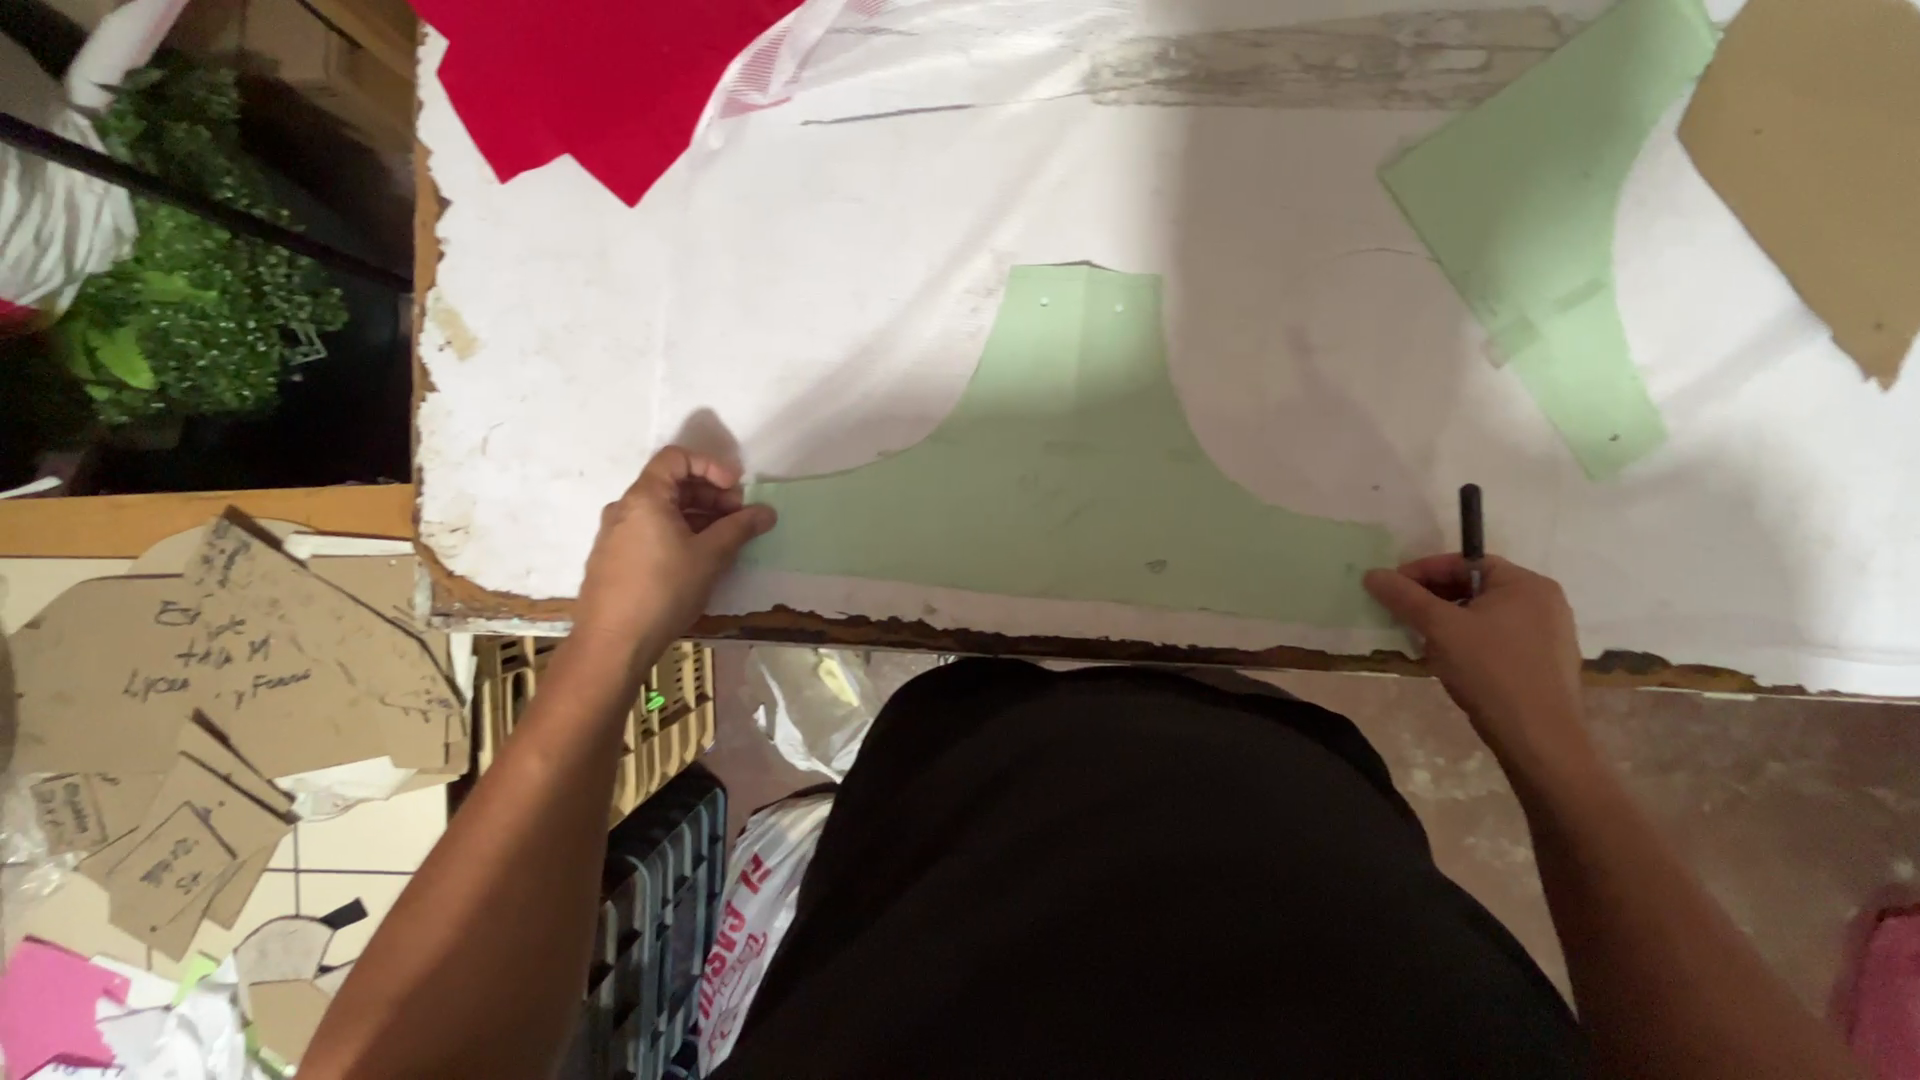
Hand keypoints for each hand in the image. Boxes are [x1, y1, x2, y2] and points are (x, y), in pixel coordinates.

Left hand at [572, 446, 776, 651]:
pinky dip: (679, 532)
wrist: (612, 643)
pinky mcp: (614, 558)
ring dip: (698, 516)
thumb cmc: (663, 590)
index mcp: (645, 497)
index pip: (676, 458)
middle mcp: (625, 508)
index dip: (711, 466)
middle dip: (710, 495)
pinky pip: (651, 531)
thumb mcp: (710, 556)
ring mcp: (615, 534)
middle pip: (671, 484)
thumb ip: (740, 528)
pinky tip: (698, 559)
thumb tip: (767, 511)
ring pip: (663, 510)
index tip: (736, 489)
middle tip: (739, 517)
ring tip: (725, 540)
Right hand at [1363, 554, 1593, 776]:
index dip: (1423, 571)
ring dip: (1447, 622)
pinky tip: (1449, 662)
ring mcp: (1548, 635)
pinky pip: (1497, 638)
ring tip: (1420, 639)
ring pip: (1483, 615)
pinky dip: (1468, 641)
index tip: (1393, 589)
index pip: (1466, 562)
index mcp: (1526, 585)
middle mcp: (1544, 603)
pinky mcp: (1543, 663)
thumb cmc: (1490, 670)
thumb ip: (1405, 597)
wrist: (1538, 738)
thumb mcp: (1440, 628)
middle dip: (1433, 599)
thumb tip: (1372, 574)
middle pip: (1475, 588)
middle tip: (1401, 614)